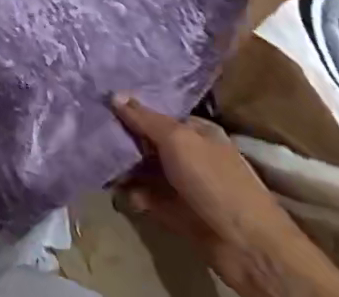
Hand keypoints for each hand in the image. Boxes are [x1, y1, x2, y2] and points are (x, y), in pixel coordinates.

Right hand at [111, 94, 338, 296]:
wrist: (246, 244)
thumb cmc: (214, 180)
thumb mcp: (178, 140)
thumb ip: (146, 119)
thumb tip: (116, 94)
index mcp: (197, 130)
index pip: (159, 114)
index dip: (134, 111)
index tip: (103, 107)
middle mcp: (191, 154)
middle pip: (151, 143)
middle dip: (126, 141)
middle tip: (91, 134)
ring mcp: (185, 185)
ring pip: (148, 172)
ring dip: (126, 170)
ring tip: (98, 164)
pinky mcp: (178, 214)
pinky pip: (150, 199)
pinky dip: (134, 196)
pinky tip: (118, 193)